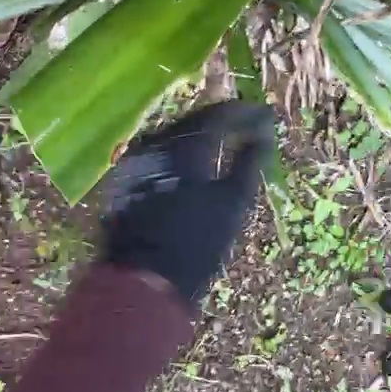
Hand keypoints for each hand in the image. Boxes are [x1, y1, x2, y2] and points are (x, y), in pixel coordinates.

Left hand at [100, 102, 274, 306]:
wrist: (145, 279)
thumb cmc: (197, 243)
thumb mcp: (233, 203)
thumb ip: (250, 161)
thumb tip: (264, 132)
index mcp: (186, 146)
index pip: (218, 114)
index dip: (243, 112)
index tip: (262, 116)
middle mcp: (157, 144)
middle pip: (193, 121)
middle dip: (219, 121)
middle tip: (242, 126)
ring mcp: (137, 160)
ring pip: (173, 135)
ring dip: (197, 136)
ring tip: (219, 144)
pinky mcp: (126, 177)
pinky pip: (158, 153)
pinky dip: (179, 153)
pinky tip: (191, 165)